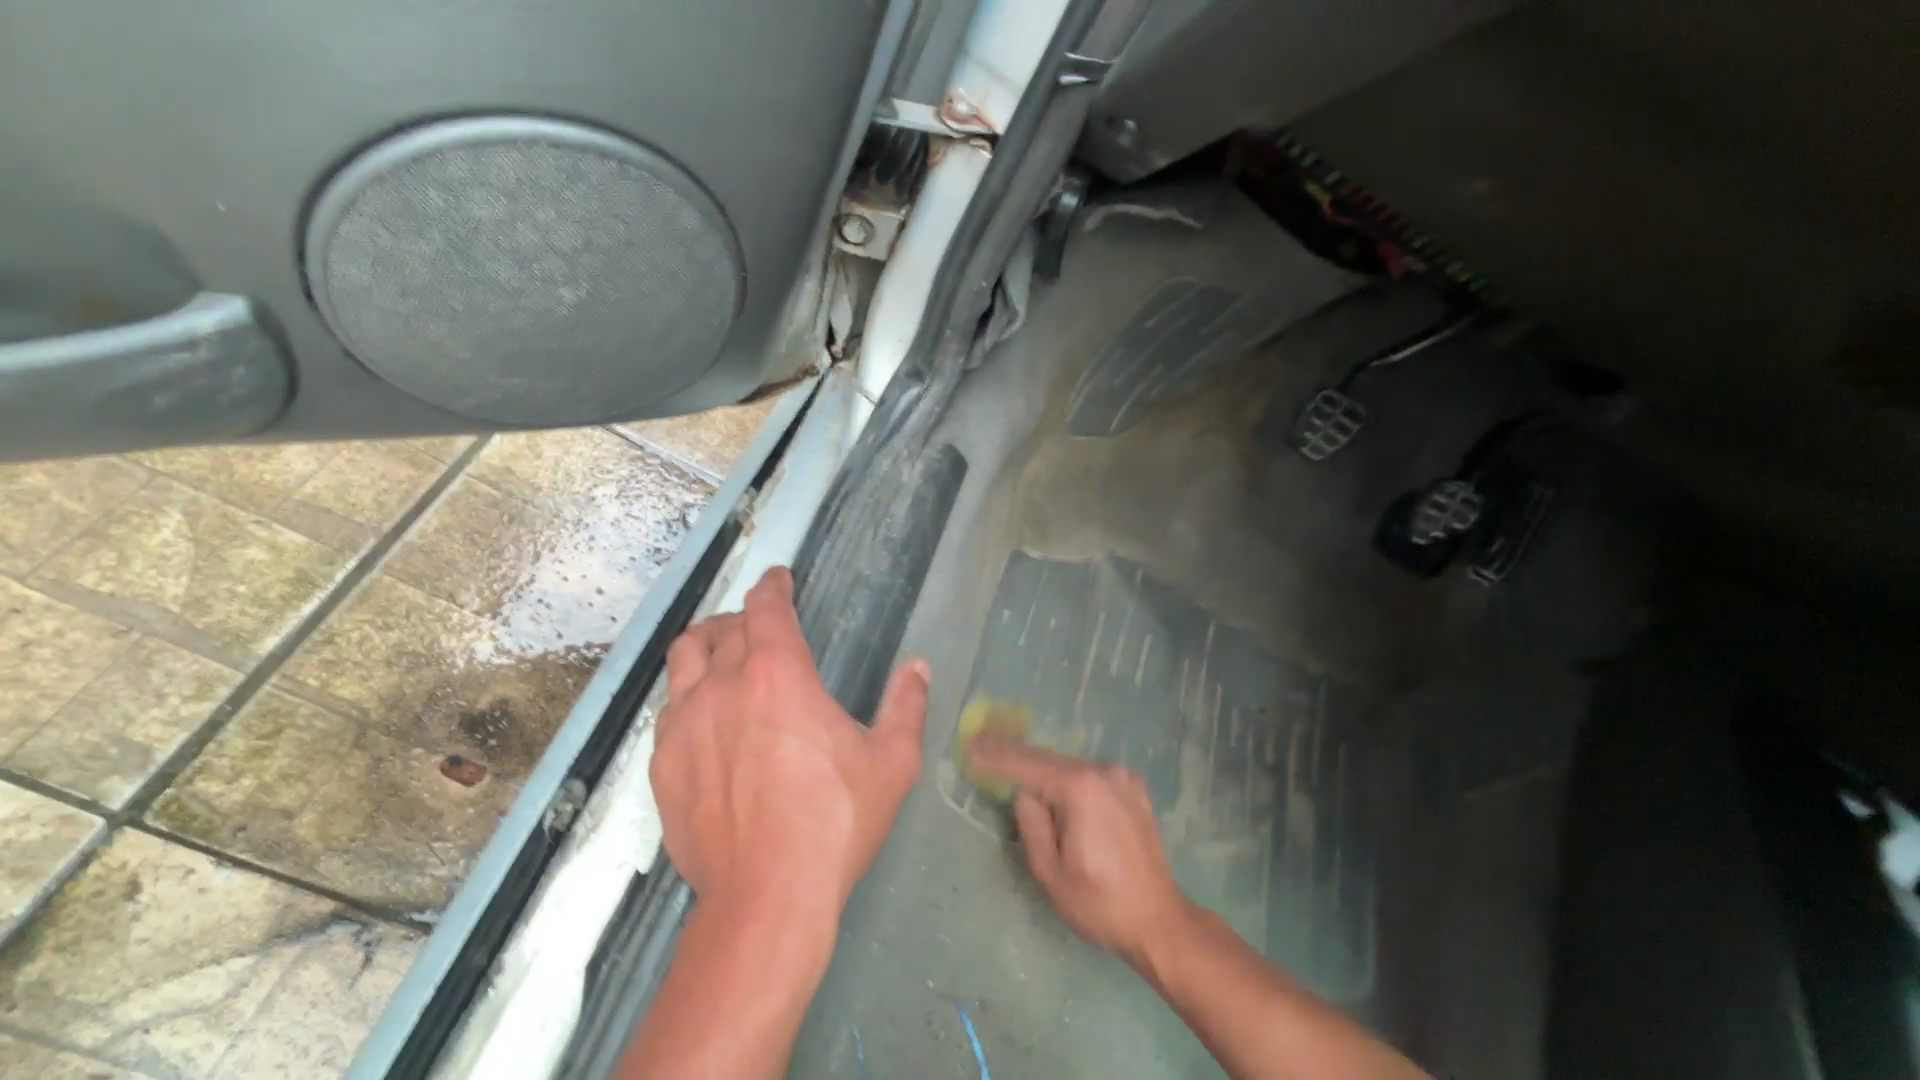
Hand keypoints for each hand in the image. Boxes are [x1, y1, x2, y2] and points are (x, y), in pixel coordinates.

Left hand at [649, 566, 929, 916]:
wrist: (766, 895)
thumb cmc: (836, 821)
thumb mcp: (891, 763)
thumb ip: (906, 706)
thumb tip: (918, 667)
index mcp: (778, 674)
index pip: (767, 608)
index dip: (773, 586)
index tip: (779, 578)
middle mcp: (723, 686)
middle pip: (720, 628)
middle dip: (740, 616)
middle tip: (757, 624)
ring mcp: (684, 725)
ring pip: (682, 661)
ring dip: (705, 648)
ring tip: (721, 658)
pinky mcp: (662, 765)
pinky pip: (669, 712)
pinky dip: (688, 699)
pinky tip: (704, 721)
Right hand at [968, 737, 1194, 965]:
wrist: (1160, 922)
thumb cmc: (1100, 904)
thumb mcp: (1050, 872)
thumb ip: (1031, 826)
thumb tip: (1024, 796)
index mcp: (1081, 789)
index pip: (1028, 764)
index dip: (996, 756)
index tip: (970, 745)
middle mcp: (1104, 773)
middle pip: (1050, 761)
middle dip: (1017, 759)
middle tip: (983, 751)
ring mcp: (1124, 780)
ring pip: (1071, 770)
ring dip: (1044, 774)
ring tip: (1013, 774)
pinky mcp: (1134, 794)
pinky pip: (1091, 780)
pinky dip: (1069, 782)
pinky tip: (1054, 792)